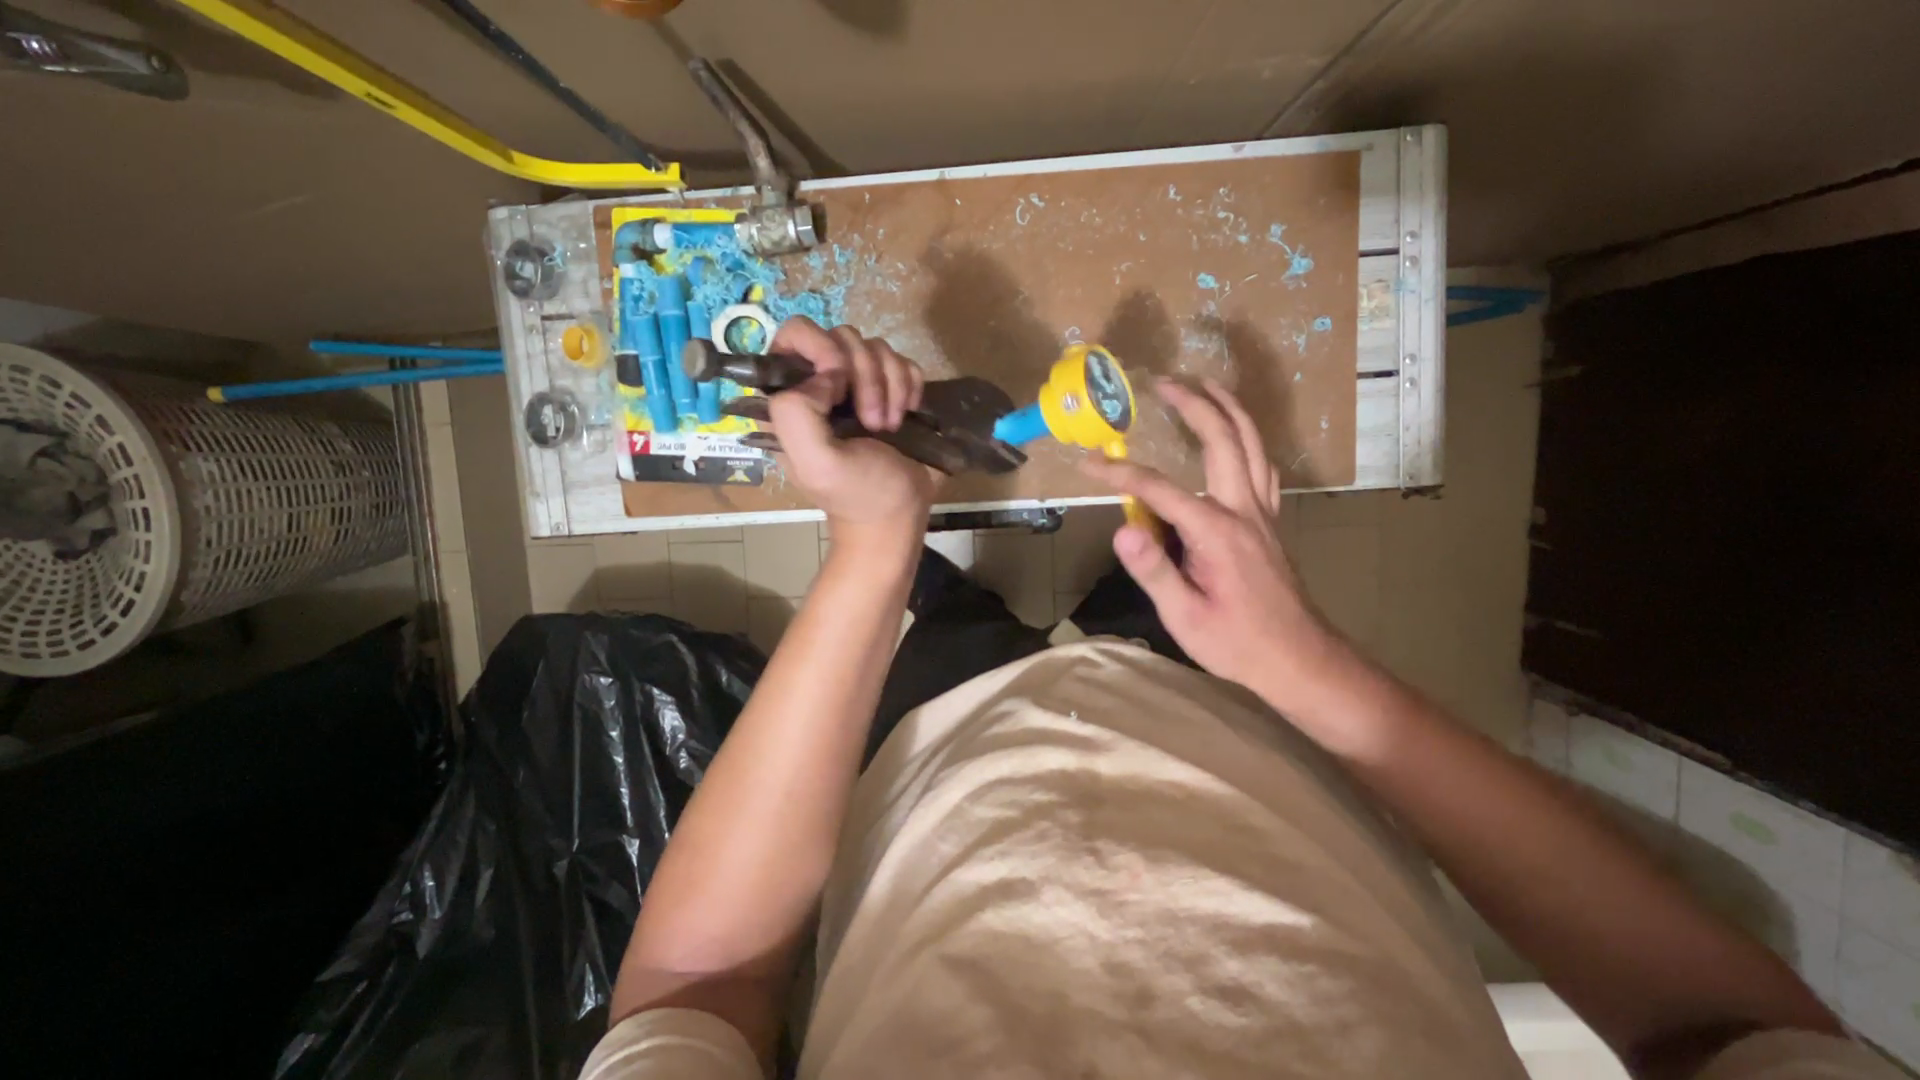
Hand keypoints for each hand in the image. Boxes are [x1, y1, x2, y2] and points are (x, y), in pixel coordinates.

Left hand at [764, 318, 937, 542]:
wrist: (900, 513)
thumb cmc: (855, 494)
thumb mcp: (814, 463)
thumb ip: (796, 412)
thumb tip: (826, 375)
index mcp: (793, 396)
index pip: (794, 335)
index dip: (819, 347)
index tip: (839, 381)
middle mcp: (823, 382)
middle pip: (843, 337)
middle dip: (865, 377)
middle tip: (872, 422)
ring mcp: (861, 384)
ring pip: (877, 347)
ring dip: (890, 386)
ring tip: (889, 426)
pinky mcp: (894, 387)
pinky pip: (904, 361)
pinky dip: (910, 385)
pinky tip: (906, 415)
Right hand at [1082, 379, 1350, 703]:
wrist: (1298, 659)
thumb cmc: (1236, 643)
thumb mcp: (1184, 616)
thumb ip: (1153, 569)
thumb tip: (1122, 528)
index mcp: (1216, 531)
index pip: (1159, 490)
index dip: (1120, 474)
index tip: (1087, 465)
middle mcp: (1243, 509)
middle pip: (1222, 440)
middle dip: (1193, 405)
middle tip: (1163, 382)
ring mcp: (1262, 512)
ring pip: (1252, 443)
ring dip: (1228, 409)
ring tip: (1204, 386)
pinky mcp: (1270, 522)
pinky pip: (1263, 465)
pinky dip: (1249, 440)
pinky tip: (1238, 437)